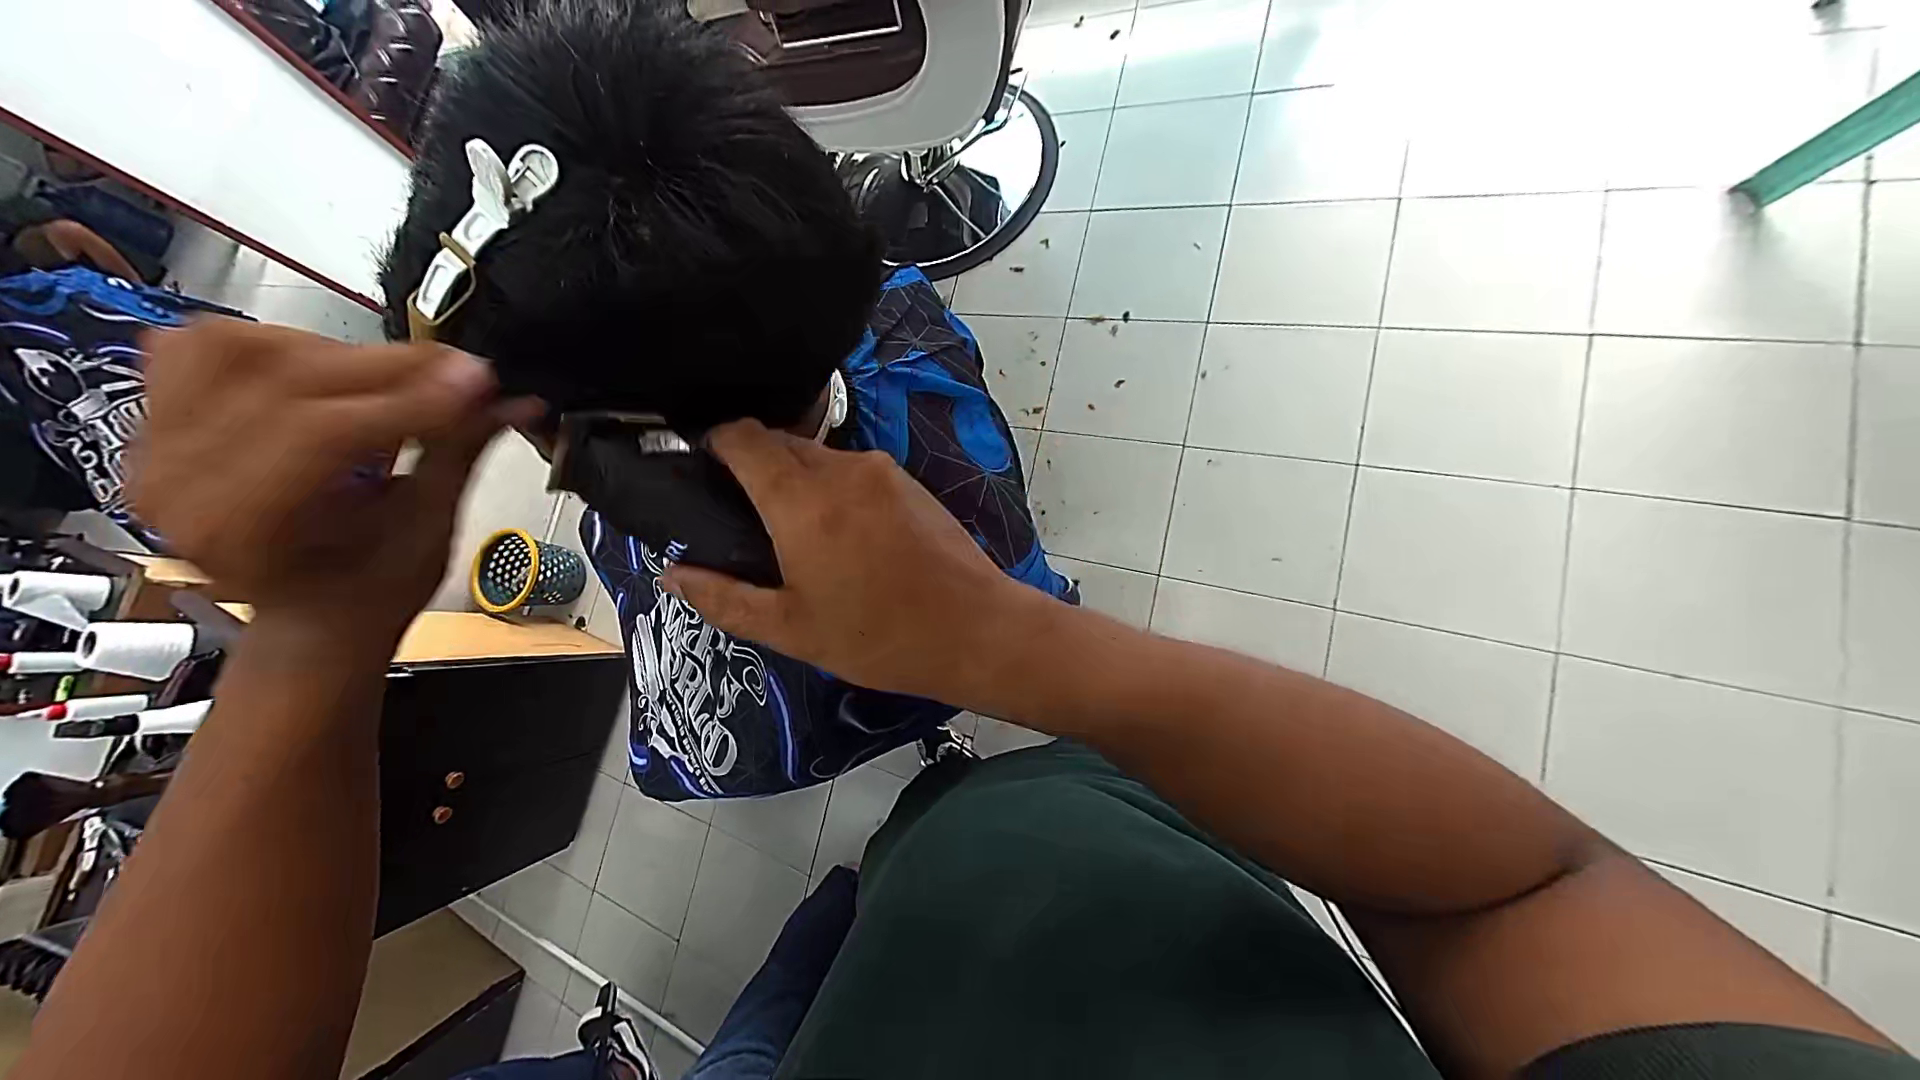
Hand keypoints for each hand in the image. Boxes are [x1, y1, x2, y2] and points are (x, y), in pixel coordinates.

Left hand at [129, 320, 538, 640]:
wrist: (315, 605)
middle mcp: (179, 485)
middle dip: (387, 366)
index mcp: (244, 532)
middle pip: (280, 377)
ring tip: (394, 379)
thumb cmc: (367, 591)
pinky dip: (274, 343)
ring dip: (334, 351)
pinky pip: (201, 347)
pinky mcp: (162, 419)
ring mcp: (157, 447)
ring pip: (239, 348)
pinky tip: (327, 370)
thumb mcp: (428, 529)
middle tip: (459, 372)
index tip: (477, 382)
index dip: (411, 398)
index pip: (324, 431)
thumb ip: (461, 450)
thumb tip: (510, 401)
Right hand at [661, 420, 1052, 702]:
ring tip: (795, 534)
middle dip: (754, 466)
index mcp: (803, 501)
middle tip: (744, 517)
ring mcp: (883, 470)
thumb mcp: (792, 630)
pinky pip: (855, 471)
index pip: (743, 437)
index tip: (700, 469)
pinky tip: (843, 534)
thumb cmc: (880, 636)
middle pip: (780, 442)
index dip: (714, 443)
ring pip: (820, 456)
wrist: (976, 630)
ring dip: (797, 481)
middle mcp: (843, 470)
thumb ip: (724, 598)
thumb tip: (674, 574)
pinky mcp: (911, 481)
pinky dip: (835, 489)